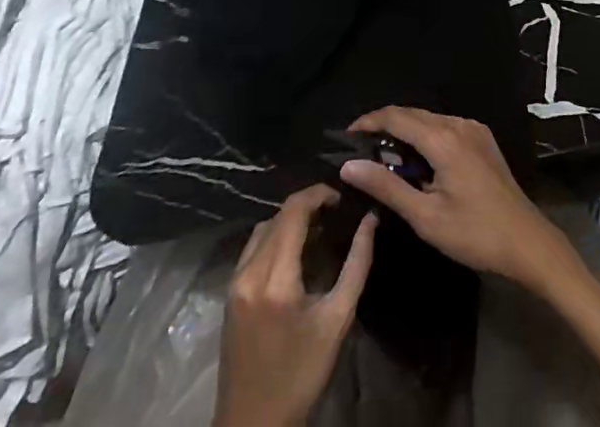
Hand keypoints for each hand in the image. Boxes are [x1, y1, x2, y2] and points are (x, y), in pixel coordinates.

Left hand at [216, 185, 376, 426]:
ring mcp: (233, 283)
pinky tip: (296, 252)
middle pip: (277, 216)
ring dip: (290, 220)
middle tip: (337, 212)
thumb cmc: (302, 373)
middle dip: (308, 205)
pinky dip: (275, 237)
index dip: (318, 194)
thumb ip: (357, 263)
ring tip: (320, 229)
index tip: (343, 199)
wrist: (253, 422)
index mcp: (275, 278)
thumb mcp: (338, 318)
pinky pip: (253, 248)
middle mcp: (248, 272)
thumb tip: (370, 220)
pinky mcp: (229, 294)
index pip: (293, 211)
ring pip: (262, 230)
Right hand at [339, 107, 575, 290]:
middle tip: (359, 151)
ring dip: (405, 133)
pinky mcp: (483, 141)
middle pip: (413, 114)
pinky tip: (415, 161)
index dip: (368, 122)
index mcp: (444, 139)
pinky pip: (446, 128)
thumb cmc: (473, 233)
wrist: (526, 241)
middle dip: (384, 127)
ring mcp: (475, 130)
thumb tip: (348, 166)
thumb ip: (386, 186)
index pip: (396, 116)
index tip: (344, 137)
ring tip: (381, 159)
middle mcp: (460, 124)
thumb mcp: (424, 216)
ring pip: (430, 120)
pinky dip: (425, 138)